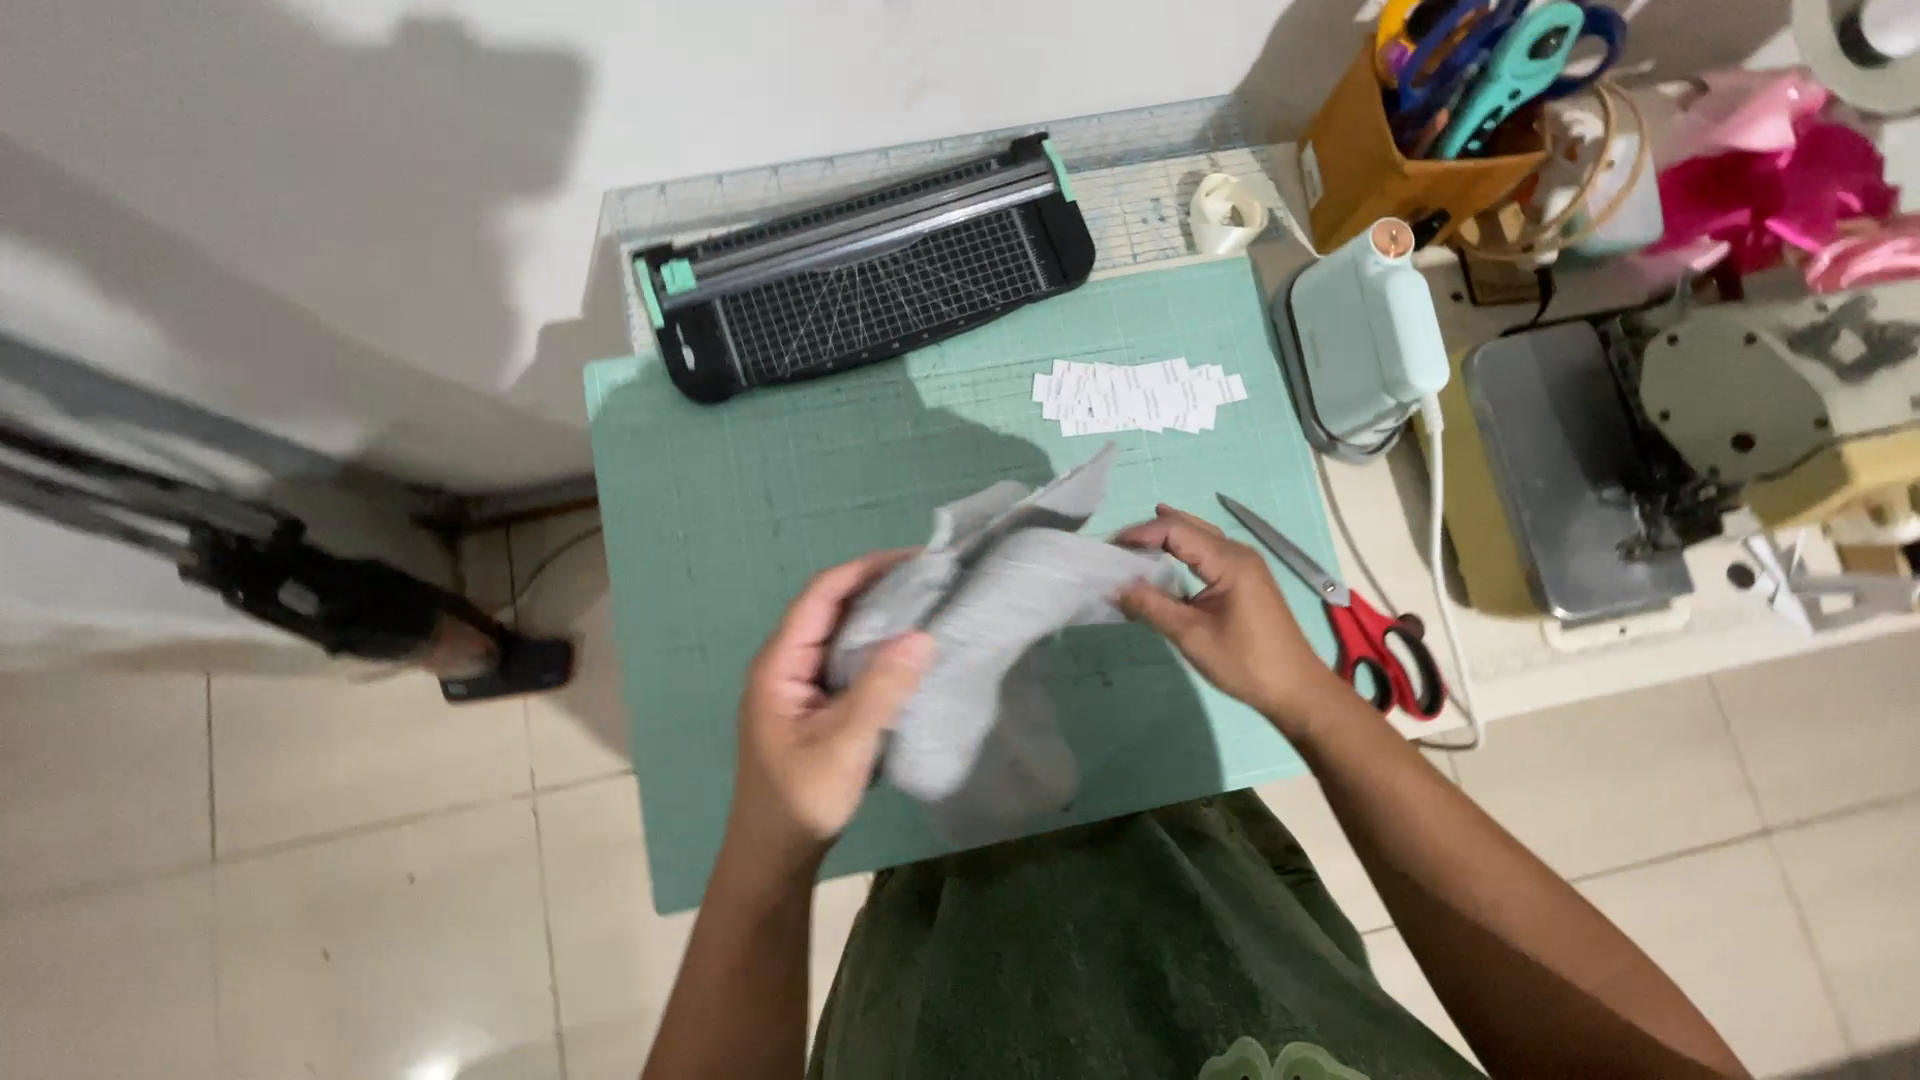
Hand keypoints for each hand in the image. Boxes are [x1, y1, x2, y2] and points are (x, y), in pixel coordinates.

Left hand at [728, 550, 933, 875]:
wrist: (773, 857)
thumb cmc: (800, 801)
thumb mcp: (844, 745)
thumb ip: (881, 690)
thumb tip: (922, 635)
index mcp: (778, 665)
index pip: (820, 596)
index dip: (864, 570)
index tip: (913, 559)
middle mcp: (784, 665)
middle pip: (829, 608)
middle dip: (876, 587)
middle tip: (929, 579)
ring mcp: (797, 686)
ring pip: (838, 635)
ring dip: (877, 616)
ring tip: (926, 605)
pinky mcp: (812, 706)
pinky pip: (844, 661)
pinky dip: (874, 647)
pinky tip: (906, 650)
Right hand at [1115, 505, 1340, 734]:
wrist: (1295, 689)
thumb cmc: (1245, 662)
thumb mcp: (1191, 635)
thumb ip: (1151, 606)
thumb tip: (1115, 587)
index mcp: (1229, 561)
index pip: (1175, 531)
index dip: (1140, 534)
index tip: (1110, 549)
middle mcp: (1239, 554)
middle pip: (1188, 526)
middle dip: (1150, 530)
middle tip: (1117, 545)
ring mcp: (1245, 566)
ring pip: (1200, 537)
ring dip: (1166, 537)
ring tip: (1133, 543)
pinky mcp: (1246, 580)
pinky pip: (1208, 553)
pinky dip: (1182, 550)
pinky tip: (1166, 558)